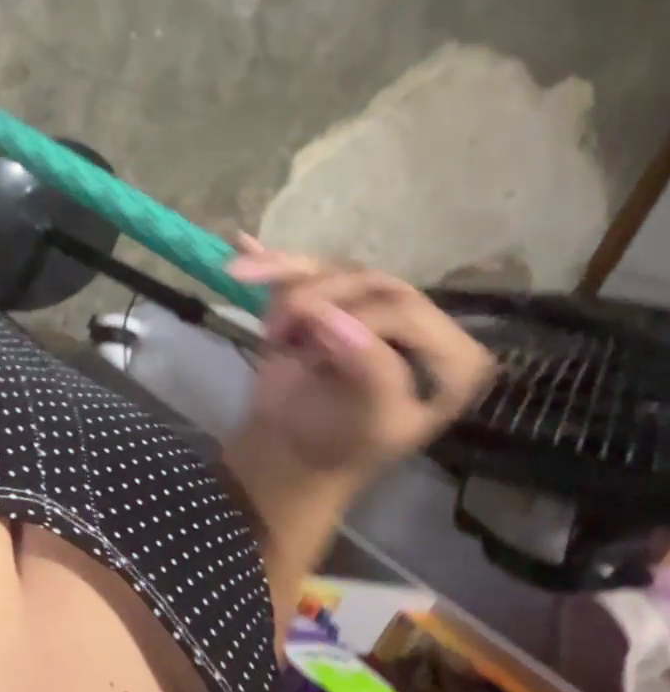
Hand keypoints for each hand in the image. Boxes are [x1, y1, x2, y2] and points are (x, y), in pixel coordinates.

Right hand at [227, 236, 495, 478]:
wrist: (292, 449)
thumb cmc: (339, 444)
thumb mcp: (368, 421)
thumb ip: (369, 370)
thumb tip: (333, 319)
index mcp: (450, 357)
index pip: (405, 311)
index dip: (352, 317)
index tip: (303, 342)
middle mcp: (418, 325)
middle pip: (367, 281)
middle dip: (313, 295)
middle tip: (273, 330)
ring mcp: (367, 311)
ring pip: (331, 271)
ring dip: (283, 277)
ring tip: (251, 305)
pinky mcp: (325, 305)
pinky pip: (301, 273)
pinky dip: (271, 261)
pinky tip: (242, 242)